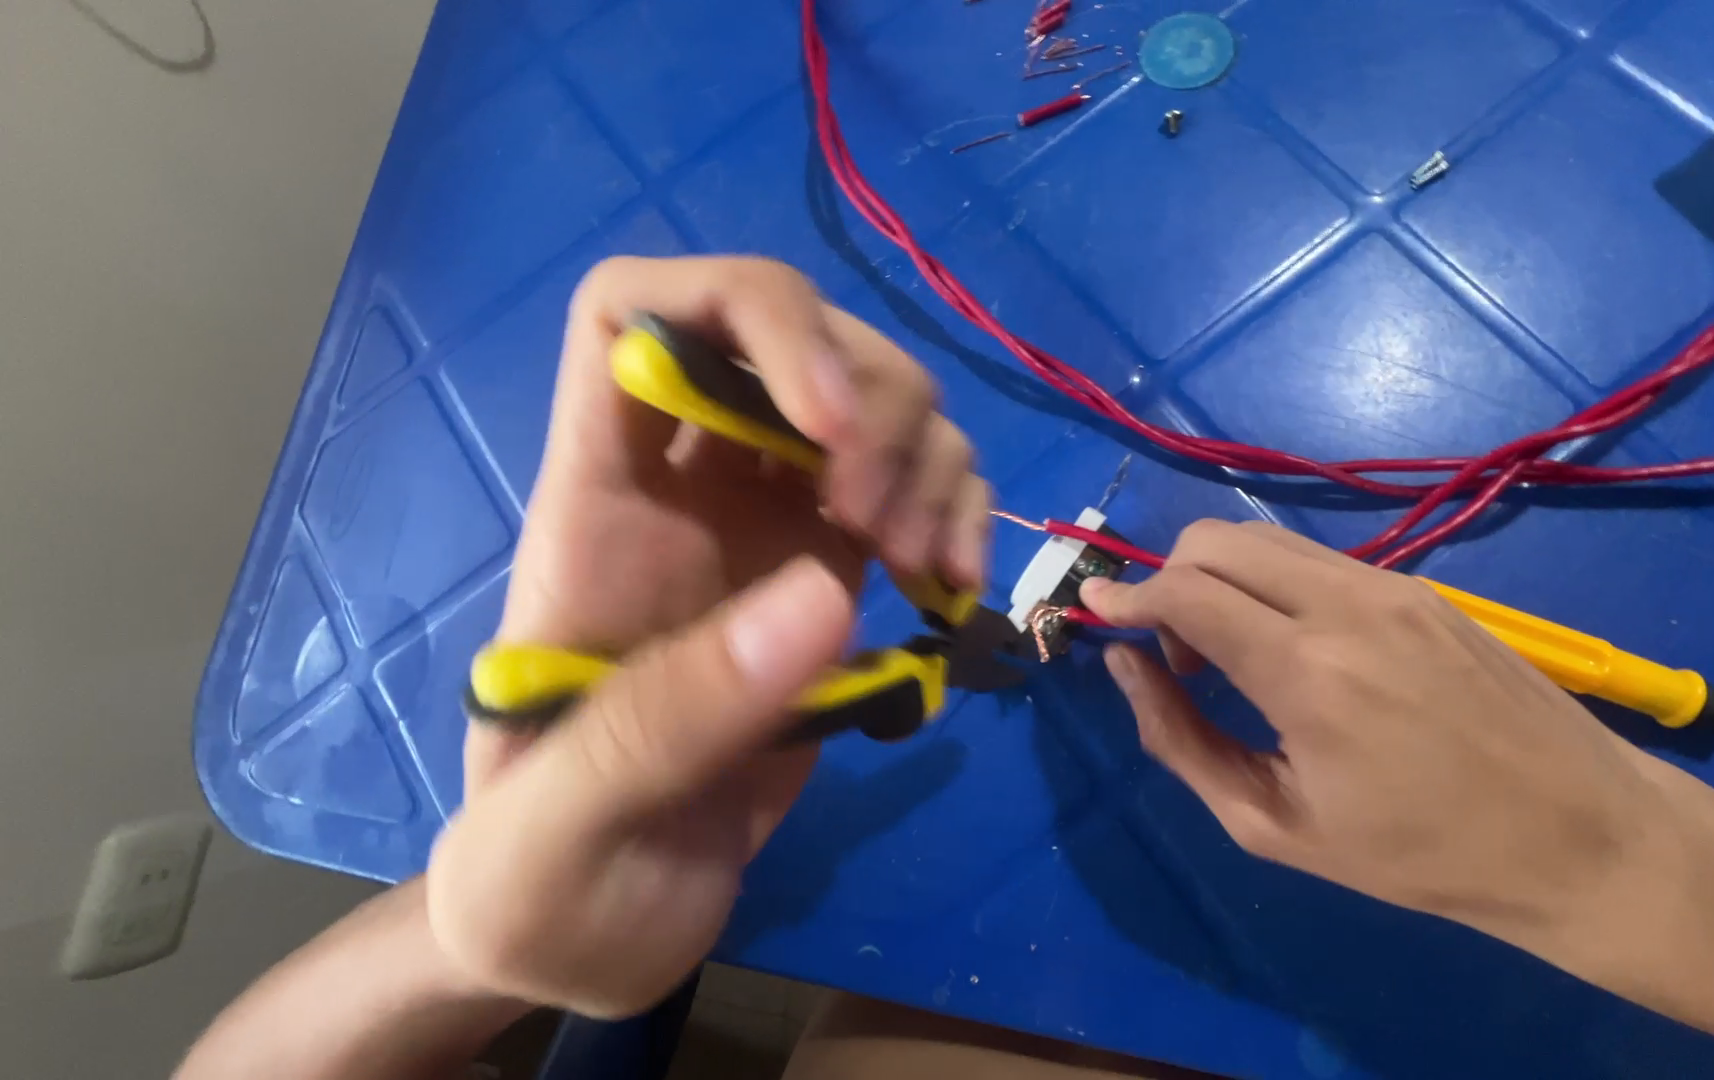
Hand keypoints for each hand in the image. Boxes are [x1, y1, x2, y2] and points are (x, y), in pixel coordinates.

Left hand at [426, 257, 988, 1016]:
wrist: (607, 923)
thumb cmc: (547, 883)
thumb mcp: (564, 830)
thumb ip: (668, 715)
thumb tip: (824, 594)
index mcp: (594, 506)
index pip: (634, 311)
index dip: (741, 312)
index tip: (826, 416)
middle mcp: (690, 486)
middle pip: (791, 339)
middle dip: (867, 403)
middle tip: (881, 528)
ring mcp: (774, 522)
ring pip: (874, 402)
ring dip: (928, 459)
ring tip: (923, 570)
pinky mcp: (837, 570)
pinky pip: (919, 484)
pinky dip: (960, 509)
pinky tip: (953, 586)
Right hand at [1078, 520, 1679, 949]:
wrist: (1587, 839)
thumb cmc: (1417, 855)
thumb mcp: (1271, 825)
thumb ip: (1178, 739)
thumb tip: (1126, 666)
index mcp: (1307, 674)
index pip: (1185, 593)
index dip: (1126, 595)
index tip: (1094, 608)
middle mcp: (1345, 605)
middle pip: (1214, 541)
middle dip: (1167, 581)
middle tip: (1177, 654)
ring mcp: (1390, 585)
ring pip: (1260, 538)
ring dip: (1215, 576)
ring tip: (1231, 650)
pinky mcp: (1419, 585)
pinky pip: (1310, 559)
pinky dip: (1266, 582)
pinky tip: (1292, 645)